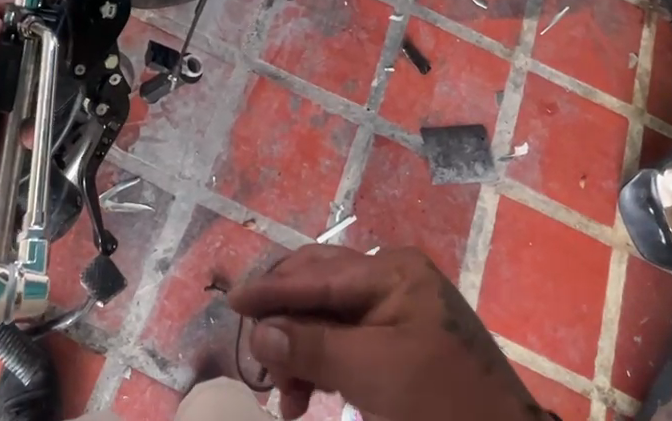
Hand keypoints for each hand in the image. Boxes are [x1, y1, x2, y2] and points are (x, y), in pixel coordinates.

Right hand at [228, 246, 550, 420]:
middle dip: (285, 320)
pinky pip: (348, 338)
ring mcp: (398, 305)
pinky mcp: (400, 337)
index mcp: (392, 271)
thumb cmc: (440, 401)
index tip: (232, 300)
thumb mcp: (371, 373)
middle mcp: (392, 276)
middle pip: (320, 286)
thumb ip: (311, 347)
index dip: (271, 289)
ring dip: (301, 350)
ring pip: (329, 316)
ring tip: (285, 396)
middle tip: (256, 352)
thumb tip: (259, 332)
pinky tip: (307, 396)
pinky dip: (323, 363)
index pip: (317, 274)